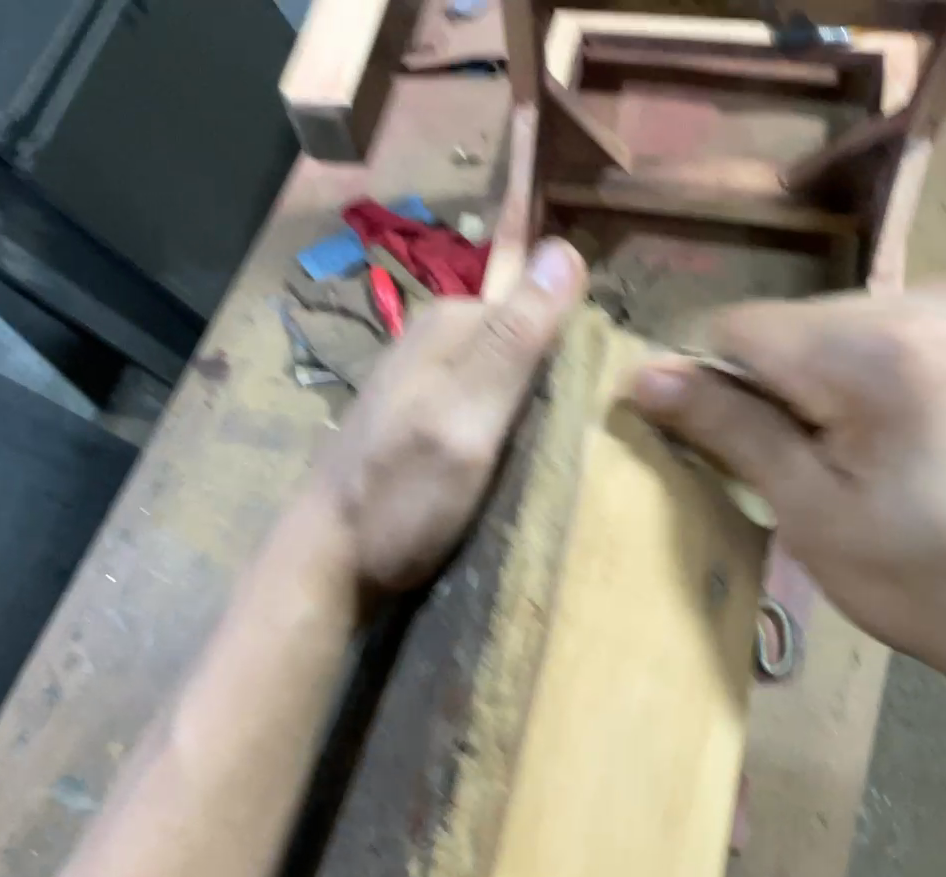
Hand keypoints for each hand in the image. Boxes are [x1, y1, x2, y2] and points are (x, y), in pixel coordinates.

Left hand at [314, 239, 588, 592]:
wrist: (330, 557)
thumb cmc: (400, 494)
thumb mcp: (465, 419)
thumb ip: (512, 343)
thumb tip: (566, 250)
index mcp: (451, 324)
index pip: (539, 293)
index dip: (580, 322)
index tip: (615, 357)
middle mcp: (437, 340)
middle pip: (523, 328)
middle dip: (564, 350)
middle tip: (609, 397)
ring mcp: (428, 380)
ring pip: (507, 363)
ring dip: (544, 384)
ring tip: (583, 420)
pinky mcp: (426, 418)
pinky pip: (489, 396)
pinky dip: (517, 411)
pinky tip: (532, 438)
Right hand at [625, 271, 945, 708]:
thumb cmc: (927, 585)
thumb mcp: (810, 513)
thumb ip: (729, 428)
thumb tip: (644, 378)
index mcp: (889, 349)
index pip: (741, 328)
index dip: (715, 385)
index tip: (732, 449)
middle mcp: (940, 297)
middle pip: (790, 324)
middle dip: (774, 388)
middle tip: (807, 469)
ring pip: (832, 325)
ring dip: (816, 383)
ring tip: (856, 456)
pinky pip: (882, 328)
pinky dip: (862, 374)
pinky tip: (892, 430)